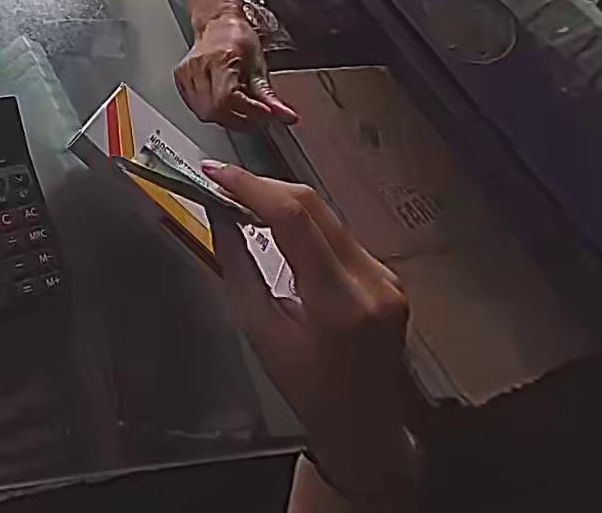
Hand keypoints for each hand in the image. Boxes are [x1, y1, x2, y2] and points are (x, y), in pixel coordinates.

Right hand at [175, 4, 298, 129]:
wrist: (217, 24)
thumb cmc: (237, 38)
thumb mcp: (258, 65)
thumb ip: (269, 95)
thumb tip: (285, 117)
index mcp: (219, 59)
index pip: (227, 98)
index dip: (247, 111)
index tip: (264, 115)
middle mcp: (198, 66)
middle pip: (214, 110)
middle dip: (239, 119)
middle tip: (256, 116)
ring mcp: (186, 74)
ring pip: (204, 112)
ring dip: (226, 118)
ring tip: (240, 108)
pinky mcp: (180, 80)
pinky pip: (195, 107)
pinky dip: (212, 111)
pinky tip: (223, 103)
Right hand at [201, 162, 414, 506]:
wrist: (368, 428)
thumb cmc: (309, 389)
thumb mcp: (260, 331)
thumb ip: (238, 266)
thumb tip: (217, 214)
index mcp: (338, 302)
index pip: (292, 218)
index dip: (248, 186)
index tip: (214, 172)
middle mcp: (370, 281)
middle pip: (310, 204)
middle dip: (260, 184)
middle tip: (221, 180)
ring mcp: (385, 275)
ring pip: (323, 211)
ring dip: (279, 198)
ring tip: (240, 196)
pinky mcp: (386, 272)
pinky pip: (335, 228)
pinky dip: (300, 218)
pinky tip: (274, 220)